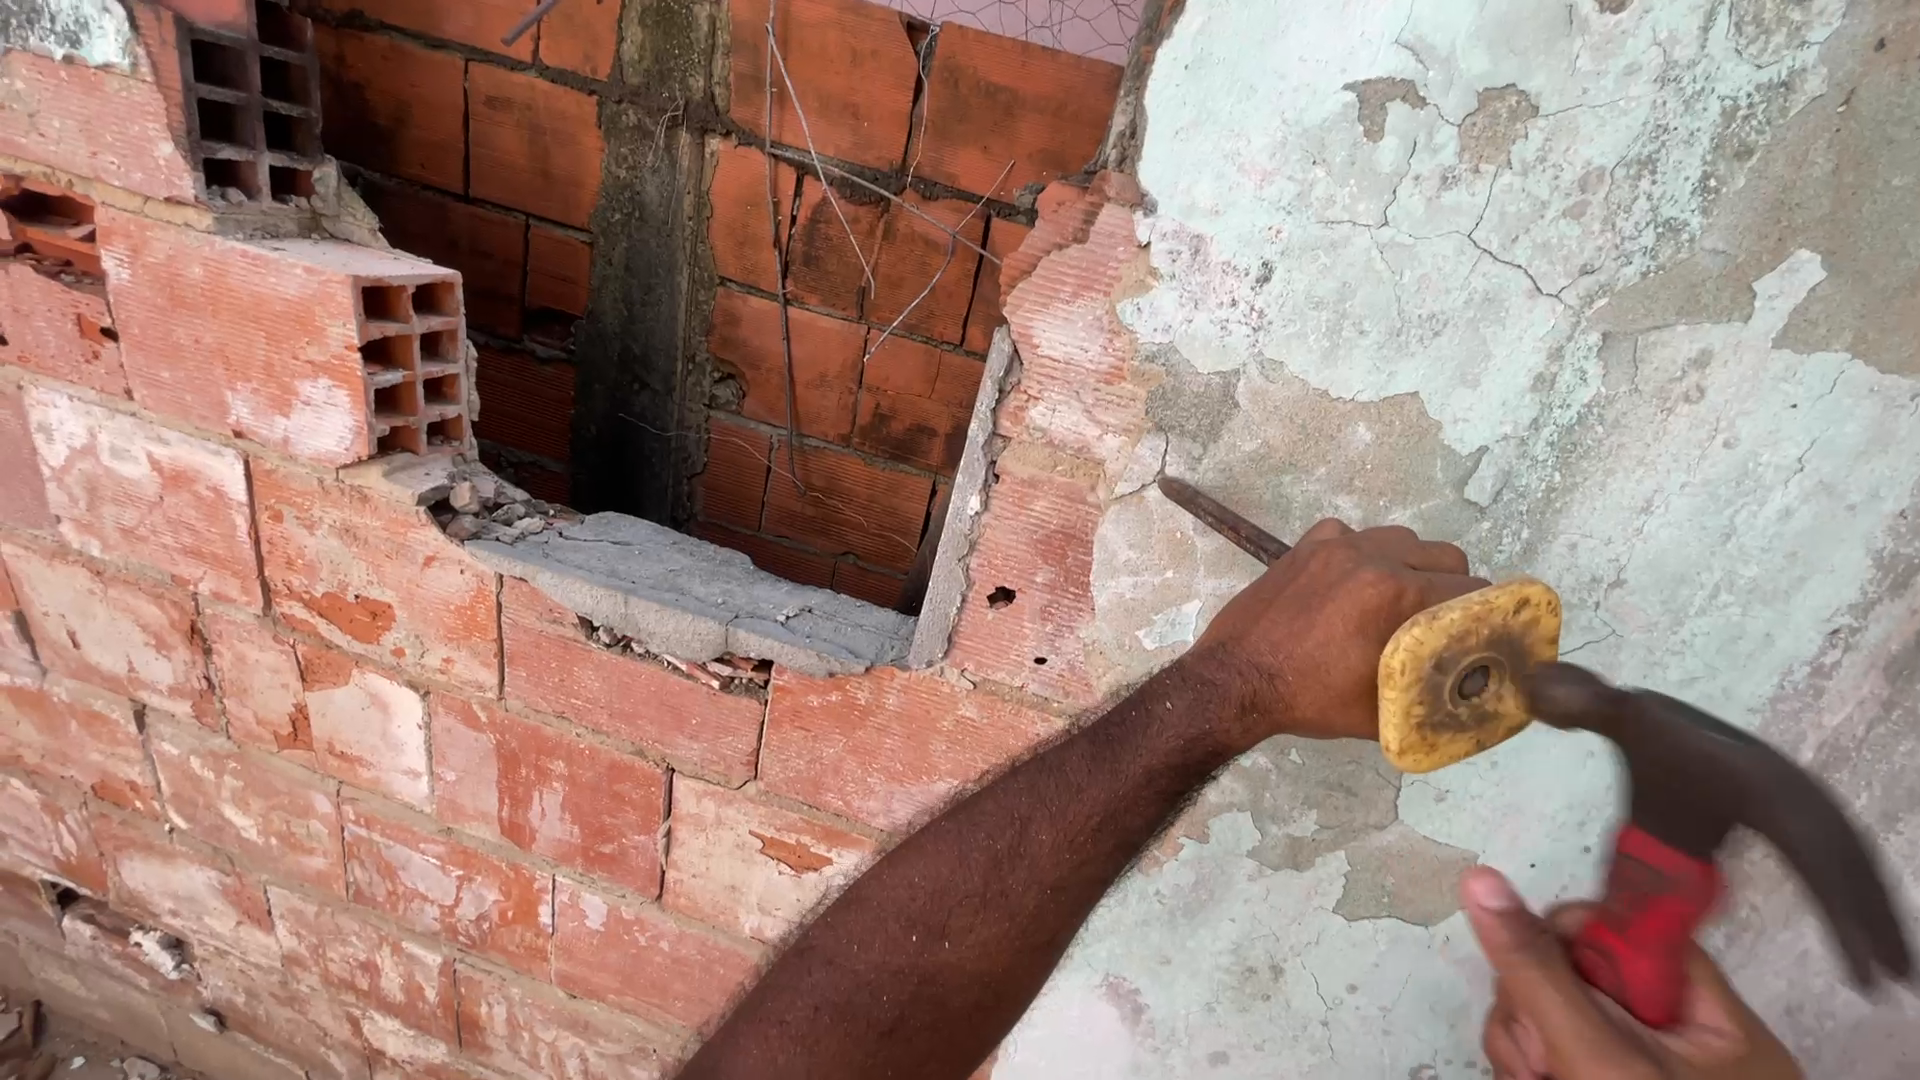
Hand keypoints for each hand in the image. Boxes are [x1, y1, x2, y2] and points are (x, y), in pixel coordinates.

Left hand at [1191, 519, 1485, 743]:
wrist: (1234, 679)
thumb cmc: (1308, 698)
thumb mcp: (1382, 706)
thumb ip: (1432, 690)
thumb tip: (1469, 687)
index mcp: (1393, 592)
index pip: (1470, 590)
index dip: (1486, 613)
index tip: (1483, 632)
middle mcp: (1366, 557)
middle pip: (1441, 555)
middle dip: (1451, 587)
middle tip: (1441, 620)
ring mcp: (1329, 546)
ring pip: (1397, 538)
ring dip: (1408, 564)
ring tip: (1397, 600)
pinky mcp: (1300, 548)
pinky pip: (1348, 533)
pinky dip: (1360, 551)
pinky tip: (1351, 581)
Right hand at [1462, 867, 1802, 1079]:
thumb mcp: (1593, 1052)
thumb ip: (1535, 966)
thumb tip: (1479, 878)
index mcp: (1707, 1013)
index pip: (1624, 927)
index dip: (1568, 931)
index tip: (1542, 965)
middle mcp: (1673, 1029)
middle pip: (1571, 965)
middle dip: (1532, 1002)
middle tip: (1541, 1049)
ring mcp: (1635, 1057)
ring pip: (1545, 1001)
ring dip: (1521, 1034)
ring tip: (1535, 1074)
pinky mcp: (1597, 1073)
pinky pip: (1543, 1035)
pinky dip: (1525, 1055)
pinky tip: (1532, 1077)